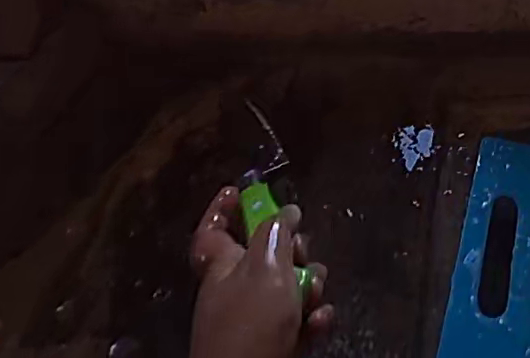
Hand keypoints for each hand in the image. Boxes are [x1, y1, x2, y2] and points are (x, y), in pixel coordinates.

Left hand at [189, 187, 334, 357]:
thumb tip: (286, 213)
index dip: (223, 210)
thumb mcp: (265, 265)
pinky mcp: (277, 343)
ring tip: (313, 296)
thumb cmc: (251, 324)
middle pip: (269, 252)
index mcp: (223, 269)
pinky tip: (317, 321)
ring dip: (312, 283)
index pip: (212, 233)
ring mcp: (257, 319)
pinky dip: (314, 317)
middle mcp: (237, 290)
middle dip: (295, 247)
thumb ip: (277, 231)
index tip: (242, 187)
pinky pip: (303, 315)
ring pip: (294, 282)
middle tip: (301, 252)